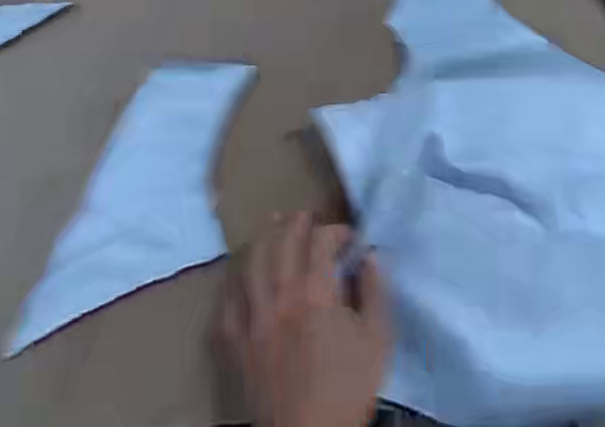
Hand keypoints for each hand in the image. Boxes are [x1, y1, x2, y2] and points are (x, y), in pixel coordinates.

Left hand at [217, 213, 391, 426]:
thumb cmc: (348, 388)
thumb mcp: (378, 336)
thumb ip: (375, 290)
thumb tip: (370, 256)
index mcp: (317, 294)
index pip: (320, 240)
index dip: (336, 230)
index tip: (349, 239)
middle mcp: (279, 300)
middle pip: (281, 244)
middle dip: (295, 223)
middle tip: (306, 216)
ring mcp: (250, 323)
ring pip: (249, 267)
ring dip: (262, 241)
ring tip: (272, 225)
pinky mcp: (232, 348)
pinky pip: (226, 304)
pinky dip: (236, 283)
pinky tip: (244, 278)